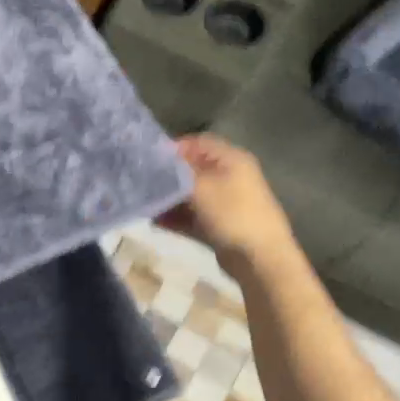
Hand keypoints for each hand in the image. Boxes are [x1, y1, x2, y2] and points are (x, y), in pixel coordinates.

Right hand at [158, 134, 298, 276]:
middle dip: (165, 177)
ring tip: (144, 206)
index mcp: (230, 159)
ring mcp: (224, 202)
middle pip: (189, 169)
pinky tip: (155, 222)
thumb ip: (175, 171)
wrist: (259, 257)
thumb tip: (153, 161)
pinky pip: (191, 215)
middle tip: (140, 185)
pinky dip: (175, 217)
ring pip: (188, 194)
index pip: (196, 143)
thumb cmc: (232, 213)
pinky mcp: (218, 224)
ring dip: (167, 199)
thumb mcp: (200, 186)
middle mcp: (228, 176)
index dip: (171, 149)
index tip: (146, 161)